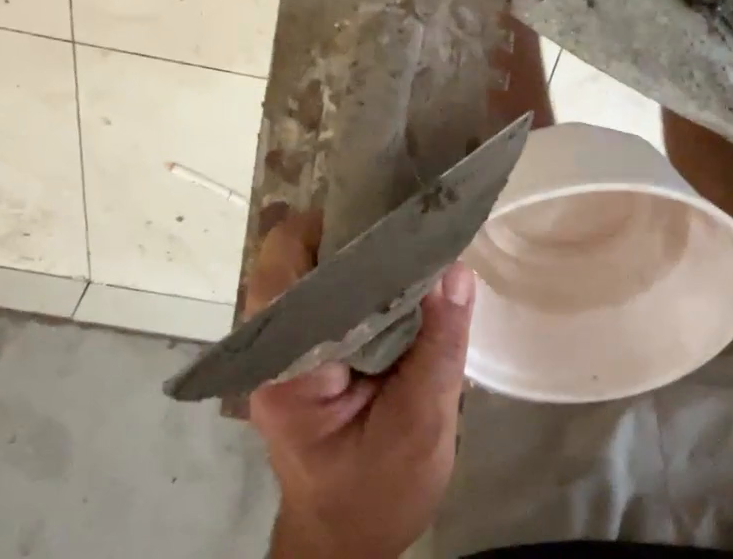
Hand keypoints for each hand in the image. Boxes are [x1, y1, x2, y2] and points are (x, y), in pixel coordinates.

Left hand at [248, 209, 476, 558]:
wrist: (348, 543)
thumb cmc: (377, 493)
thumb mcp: (419, 426)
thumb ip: (437, 347)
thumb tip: (456, 269)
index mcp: (286, 364)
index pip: (287, 266)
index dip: (333, 227)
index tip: (388, 207)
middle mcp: (275, 346)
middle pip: (301, 259)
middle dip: (356, 235)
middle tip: (413, 218)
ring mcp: (289, 348)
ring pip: (318, 273)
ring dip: (364, 256)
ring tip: (416, 237)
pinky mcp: (311, 353)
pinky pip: (333, 297)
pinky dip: (368, 281)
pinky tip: (409, 276)